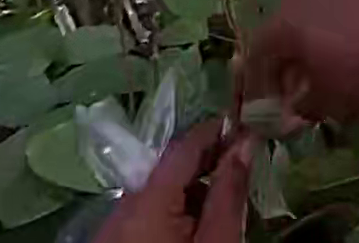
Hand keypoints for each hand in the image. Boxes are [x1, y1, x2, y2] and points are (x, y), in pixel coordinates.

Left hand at [93, 118, 253, 242]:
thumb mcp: (217, 242)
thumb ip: (230, 189)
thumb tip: (246, 140)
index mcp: (147, 198)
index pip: (185, 144)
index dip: (218, 130)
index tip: (247, 127)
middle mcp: (121, 206)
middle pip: (170, 166)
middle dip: (207, 160)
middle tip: (241, 162)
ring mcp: (111, 229)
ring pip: (157, 190)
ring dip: (190, 187)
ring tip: (221, 198)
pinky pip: (143, 214)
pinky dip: (171, 210)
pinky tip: (193, 225)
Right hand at [235, 0, 358, 128]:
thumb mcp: (329, 101)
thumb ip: (300, 106)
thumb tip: (293, 106)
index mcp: (285, 22)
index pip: (255, 54)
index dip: (256, 84)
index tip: (263, 107)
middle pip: (280, 31)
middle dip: (282, 63)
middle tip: (292, 92)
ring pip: (307, 17)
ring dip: (307, 44)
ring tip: (322, 72)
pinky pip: (331, 7)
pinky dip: (329, 28)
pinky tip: (347, 49)